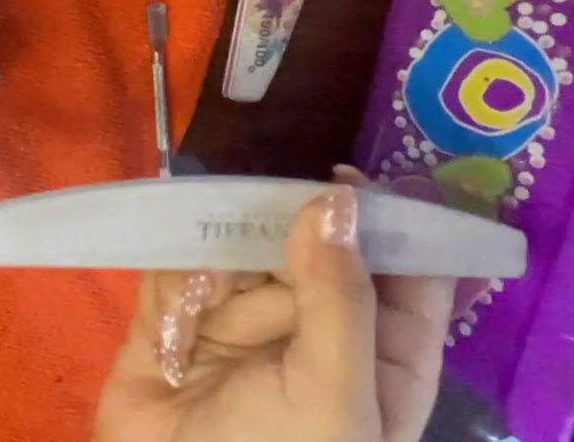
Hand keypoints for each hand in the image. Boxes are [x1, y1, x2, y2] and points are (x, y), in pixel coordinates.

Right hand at [94, 170, 455, 441]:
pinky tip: (173, 322)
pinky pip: (172, 271)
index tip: (347, 177)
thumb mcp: (330, 396)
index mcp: (375, 362)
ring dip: (215, 270)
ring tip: (205, 307)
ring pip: (231, 255)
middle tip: (252, 244)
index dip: (390, 229)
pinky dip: (171, 282)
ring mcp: (235, 322)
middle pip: (302, 254)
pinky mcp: (170, 315)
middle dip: (274, 244)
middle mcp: (308, 333)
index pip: (403, 283)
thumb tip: (336, 201)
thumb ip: (336, 298)